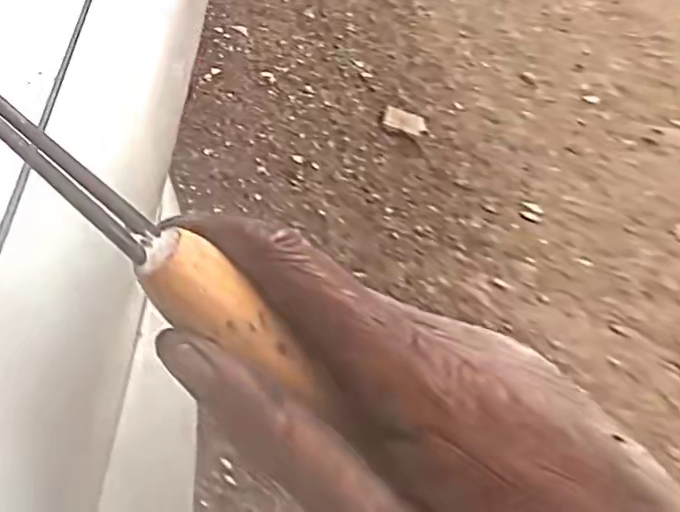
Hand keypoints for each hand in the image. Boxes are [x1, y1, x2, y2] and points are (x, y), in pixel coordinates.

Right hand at [156, 215, 679, 511]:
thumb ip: (279, 435)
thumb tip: (191, 355)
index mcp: (426, 374)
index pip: (286, 258)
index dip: (212, 238)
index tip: (162, 243)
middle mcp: (465, 346)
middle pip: (314, 291)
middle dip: (257, 318)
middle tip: (229, 367)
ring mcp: (500, 360)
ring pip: (357, 322)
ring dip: (314, 355)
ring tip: (329, 438)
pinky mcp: (516, 377)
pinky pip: (404, 347)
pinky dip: (364, 370)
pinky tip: (387, 440)